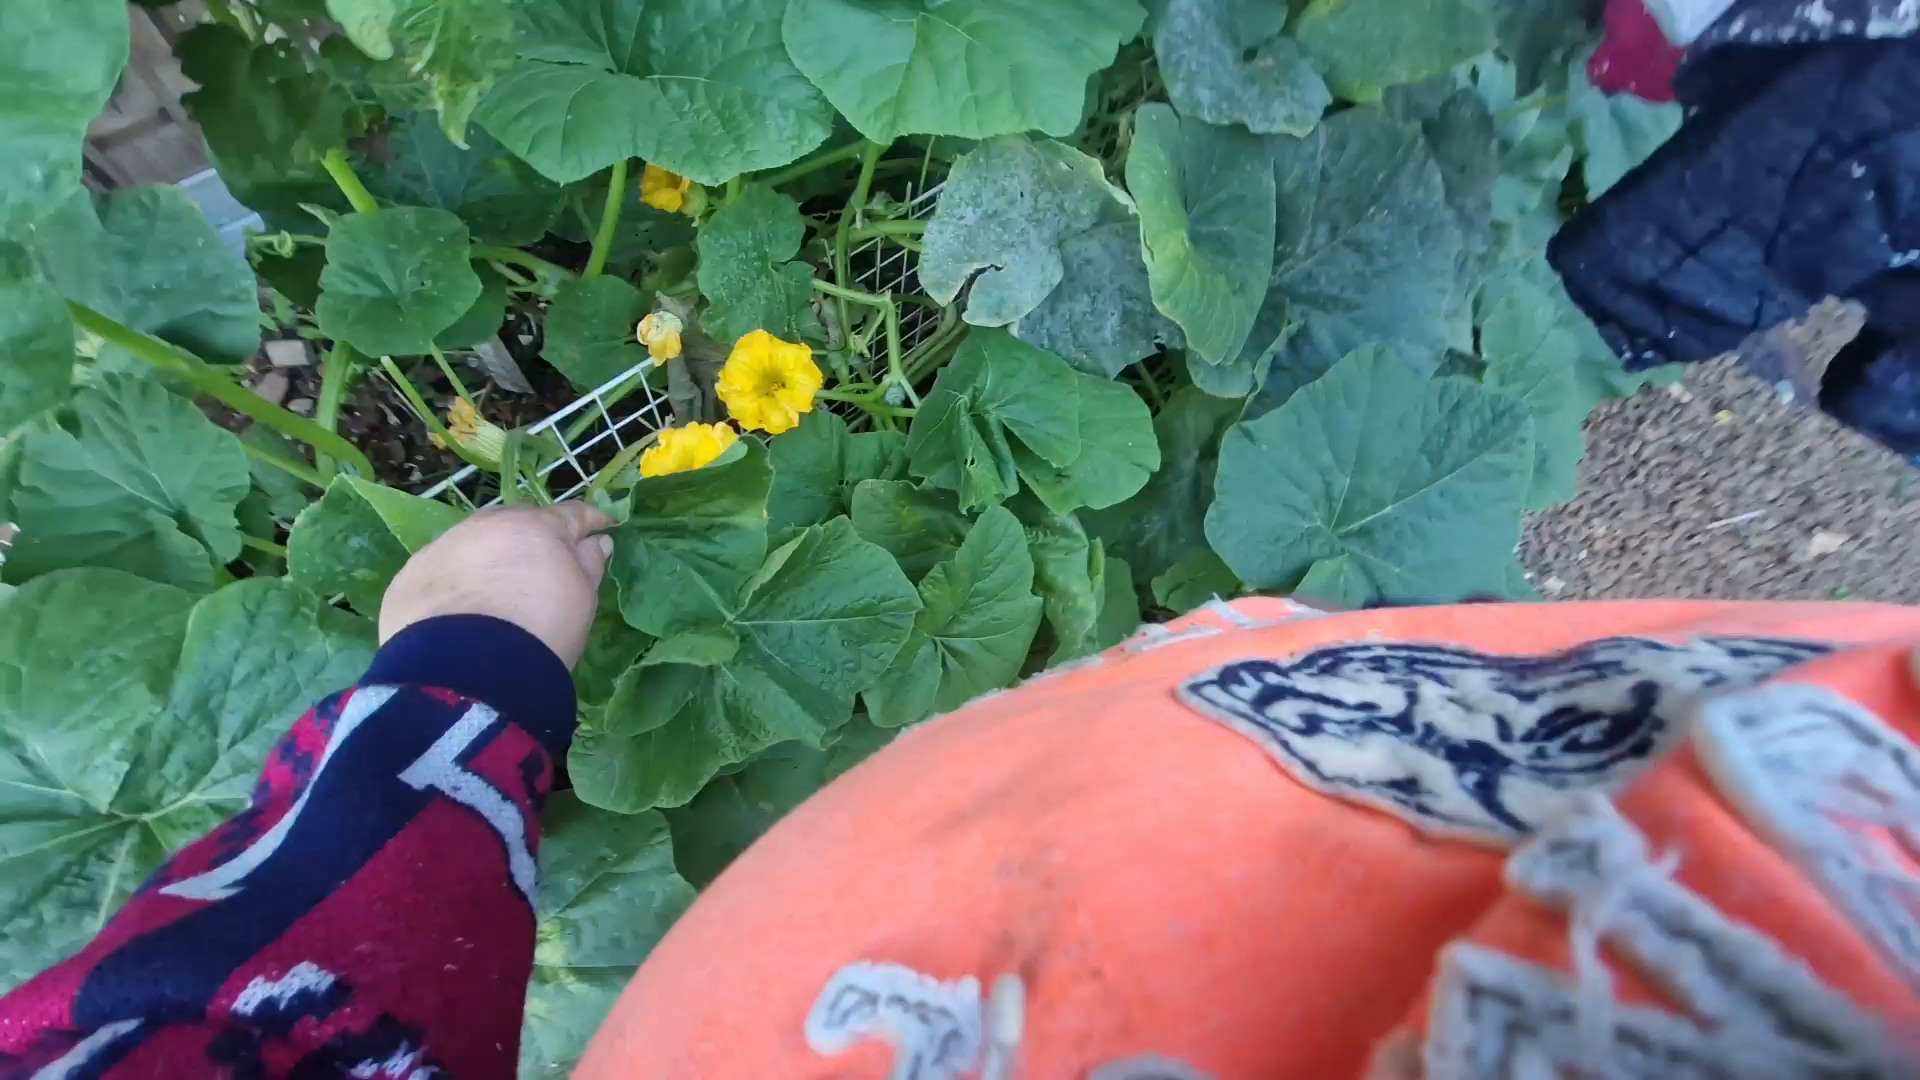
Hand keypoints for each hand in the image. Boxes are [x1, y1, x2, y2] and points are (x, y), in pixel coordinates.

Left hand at [379, 503, 614, 668]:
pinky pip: (444, 572)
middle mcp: (487, 526)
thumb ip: (589, 563)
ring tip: (500, 588)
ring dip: (491, 557)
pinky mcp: (409, 577)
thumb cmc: (542, 626)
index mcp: (536, 527)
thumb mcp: (582, 596)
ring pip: (475, 544)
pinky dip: (458, 583)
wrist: (468, 668)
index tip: (605, 527)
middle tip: (547, 561)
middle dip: (534, 537)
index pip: (573, 514)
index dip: (592, 521)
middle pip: (518, 522)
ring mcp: (443, 548)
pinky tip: (465, 609)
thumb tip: (596, 542)